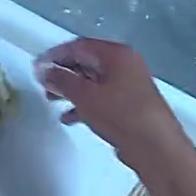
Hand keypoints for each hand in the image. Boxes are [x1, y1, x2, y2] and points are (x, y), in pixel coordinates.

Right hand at [35, 37, 193, 162]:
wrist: (157, 149)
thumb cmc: (121, 114)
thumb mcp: (83, 95)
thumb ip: (60, 80)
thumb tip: (45, 72)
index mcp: (116, 54)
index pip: (78, 46)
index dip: (54, 55)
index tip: (37, 67)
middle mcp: (125, 65)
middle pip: (85, 62)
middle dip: (62, 73)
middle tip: (44, 83)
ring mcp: (129, 85)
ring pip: (91, 81)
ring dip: (70, 89)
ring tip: (52, 100)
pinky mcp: (130, 105)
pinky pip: (100, 97)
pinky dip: (83, 103)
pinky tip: (70, 117)